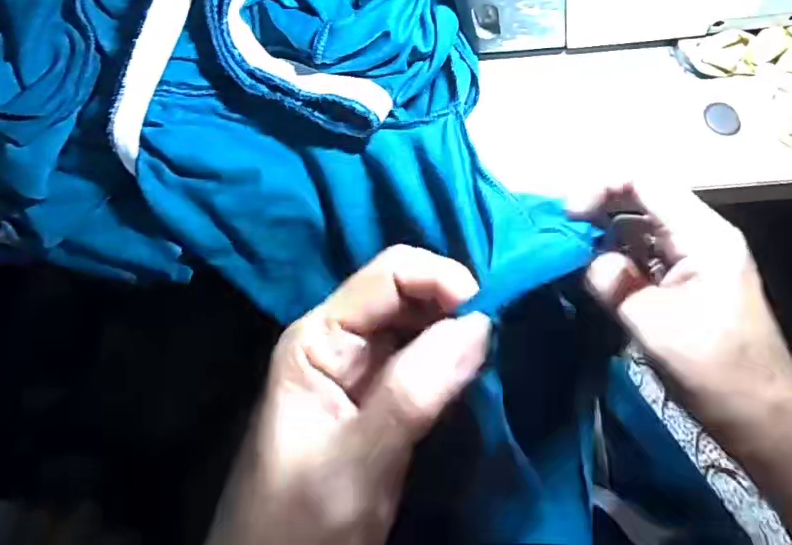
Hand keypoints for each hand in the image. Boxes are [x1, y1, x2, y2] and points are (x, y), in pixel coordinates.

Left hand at [206, 246, 491, 544]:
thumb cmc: (298, 528)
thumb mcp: (354, 464)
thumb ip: (414, 391)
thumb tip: (482, 323)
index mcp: (319, 338)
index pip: (393, 272)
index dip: (443, 280)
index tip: (486, 317)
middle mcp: (342, 338)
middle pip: (413, 288)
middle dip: (457, 306)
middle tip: (493, 341)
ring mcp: (363, 365)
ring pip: (426, 317)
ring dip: (461, 331)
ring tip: (488, 357)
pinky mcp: (385, 392)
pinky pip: (431, 351)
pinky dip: (458, 356)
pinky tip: (473, 375)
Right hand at [569, 181, 791, 544]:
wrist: (768, 423)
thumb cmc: (717, 371)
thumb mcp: (657, 327)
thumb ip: (616, 285)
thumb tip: (590, 261)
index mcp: (703, 233)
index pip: (647, 181)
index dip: (603, 187)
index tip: (569, 216)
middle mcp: (704, 236)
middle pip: (647, 201)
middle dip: (605, 212)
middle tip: (566, 238)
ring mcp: (703, 260)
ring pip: (649, 231)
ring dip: (613, 239)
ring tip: (576, 259)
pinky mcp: (697, 285)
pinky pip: (656, 258)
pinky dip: (628, 263)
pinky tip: (604, 280)